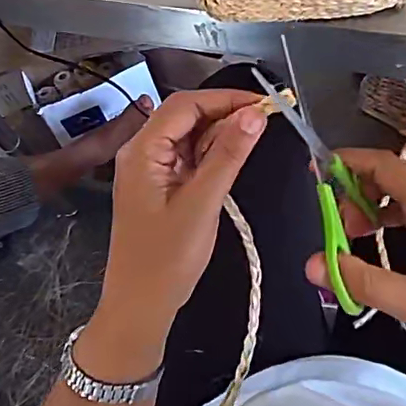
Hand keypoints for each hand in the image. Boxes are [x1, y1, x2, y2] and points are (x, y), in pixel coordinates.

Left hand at [81, 91, 266, 380]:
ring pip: (190, 135)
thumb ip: (228, 156)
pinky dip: (212, 154)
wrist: (140, 307)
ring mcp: (150, 169)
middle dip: (225, 113)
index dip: (225, 98)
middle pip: (186, 115)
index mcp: (142, 150)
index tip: (264, 103)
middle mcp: (142, 152)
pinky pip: (189, 156)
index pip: (185, 105)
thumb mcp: (201, 204)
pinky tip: (232, 159)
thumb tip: (254, 114)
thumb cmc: (165, 260)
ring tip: (254, 138)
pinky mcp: (161, 185)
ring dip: (221, 133)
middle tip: (265, 120)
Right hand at [307, 148, 405, 372]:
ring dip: (371, 208)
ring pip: (402, 194)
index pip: (386, 165)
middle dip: (356, 193)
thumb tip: (314, 265)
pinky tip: (377, 242)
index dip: (348, 163)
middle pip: (391, 177)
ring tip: (351, 235)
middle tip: (336, 225)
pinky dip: (389, 218)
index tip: (317, 170)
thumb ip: (360, 281)